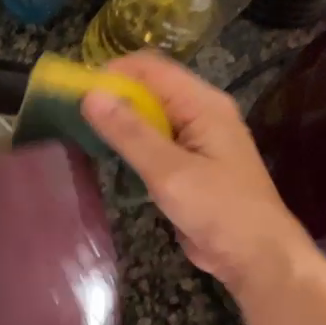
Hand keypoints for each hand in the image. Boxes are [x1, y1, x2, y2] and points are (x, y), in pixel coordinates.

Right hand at [80, 52, 314, 294]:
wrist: (255, 256)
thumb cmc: (218, 210)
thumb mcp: (168, 171)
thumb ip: (129, 132)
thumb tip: (90, 95)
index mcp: (203, 105)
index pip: (150, 68)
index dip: (111, 73)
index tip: (73, 94)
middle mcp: (200, 113)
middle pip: (147, 88)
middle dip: (110, 96)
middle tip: (71, 116)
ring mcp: (194, 138)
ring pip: (147, 115)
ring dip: (116, 120)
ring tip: (81, 134)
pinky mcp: (186, 162)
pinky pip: (150, 139)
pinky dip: (127, 142)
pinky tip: (107, 156)